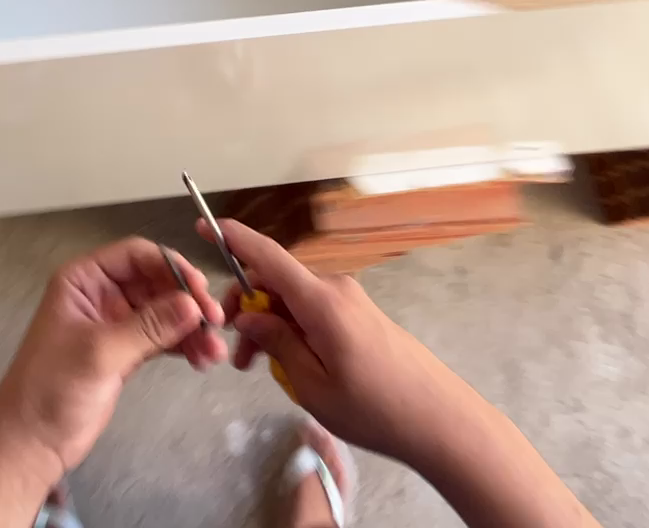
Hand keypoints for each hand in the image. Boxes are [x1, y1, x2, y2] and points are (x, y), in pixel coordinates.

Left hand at [0, 237, 227, 476]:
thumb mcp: (99, 352)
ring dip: (190, 326)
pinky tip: (203, 358)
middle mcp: (102, 294)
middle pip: (155, 281)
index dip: (170, 266)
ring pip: (163, 311)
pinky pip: (162, 337)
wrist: (30, 444)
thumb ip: (147, 327)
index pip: (135, 255)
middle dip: (186, 300)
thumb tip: (192, 305)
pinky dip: (183, 345)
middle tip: (215, 321)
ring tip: (214, 350)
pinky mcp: (126, 351)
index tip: (199, 288)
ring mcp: (115, 323)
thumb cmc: (51, 388)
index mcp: (84, 279)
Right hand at [206, 218, 473, 468]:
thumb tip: (247, 317)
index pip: (267, 256)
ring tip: (262, 368)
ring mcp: (350, 300)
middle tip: (236, 355)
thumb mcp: (312, 385)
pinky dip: (293, 328)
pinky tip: (295, 365)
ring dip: (270, 325)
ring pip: (292, 300)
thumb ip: (276, 342)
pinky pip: (313, 310)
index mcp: (320, 300)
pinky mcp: (360, 315)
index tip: (204, 225)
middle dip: (247, 309)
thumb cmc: (376, 408)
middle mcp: (334, 289)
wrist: (444, 423)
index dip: (233, 238)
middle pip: (275, 282)